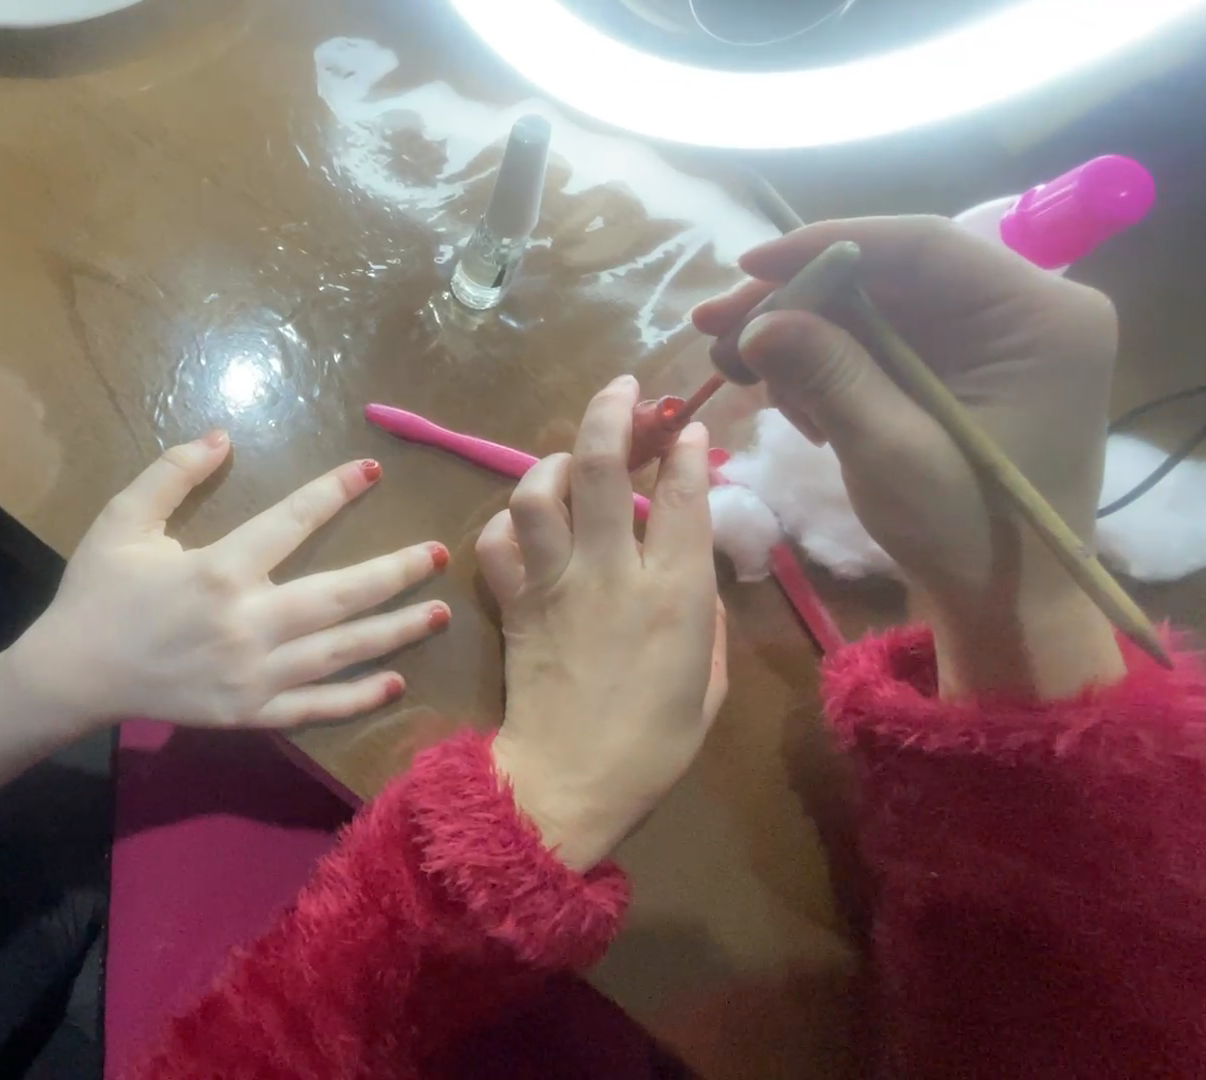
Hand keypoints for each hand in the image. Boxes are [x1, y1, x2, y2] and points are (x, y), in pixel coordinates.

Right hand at [14, 431, 448, 729]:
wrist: (73, 675)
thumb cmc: (100, 593)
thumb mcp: (122, 521)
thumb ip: (170, 474)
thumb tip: (222, 436)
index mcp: (218, 570)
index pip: (292, 521)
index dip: (334, 491)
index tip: (371, 471)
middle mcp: (247, 623)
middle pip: (339, 593)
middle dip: (395, 572)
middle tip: (440, 555)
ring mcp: (254, 675)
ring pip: (340, 651)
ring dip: (394, 630)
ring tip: (440, 612)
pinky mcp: (251, 713)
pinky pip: (314, 707)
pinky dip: (357, 699)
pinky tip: (396, 683)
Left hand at [479, 377, 725, 872]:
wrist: (569, 779)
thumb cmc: (654, 742)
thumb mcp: (710, 680)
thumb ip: (705, 613)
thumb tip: (688, 565)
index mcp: (675, 594)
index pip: (684, 495)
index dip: (685, 447)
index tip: (687, 423)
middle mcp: (611, 572)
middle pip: (604, 468)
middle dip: (611, 413)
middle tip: (620, 387)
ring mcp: (553, 582)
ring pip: (538, 492)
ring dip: (552, 461)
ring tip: (568, 459)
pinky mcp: (512, 600)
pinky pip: (495, 542)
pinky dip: (505, 523)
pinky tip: (524, 524)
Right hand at [693, 216, 1125, 698]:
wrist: (1003, 592)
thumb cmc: (966, 527)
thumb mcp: (890, 451)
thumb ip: (830, 378)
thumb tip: (756, 325)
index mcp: (1034, 317)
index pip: (920, 247)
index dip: (824, 247)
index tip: (744, 266)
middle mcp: (1011, 313)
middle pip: (882, 278)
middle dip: (792, 301)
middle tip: (713, 327)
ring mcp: (977, 342)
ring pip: (864, 312)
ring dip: (794, 338)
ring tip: (738, 372)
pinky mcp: (945, 371)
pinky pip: (865, 348)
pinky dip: (814, 368)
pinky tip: (789, 402)